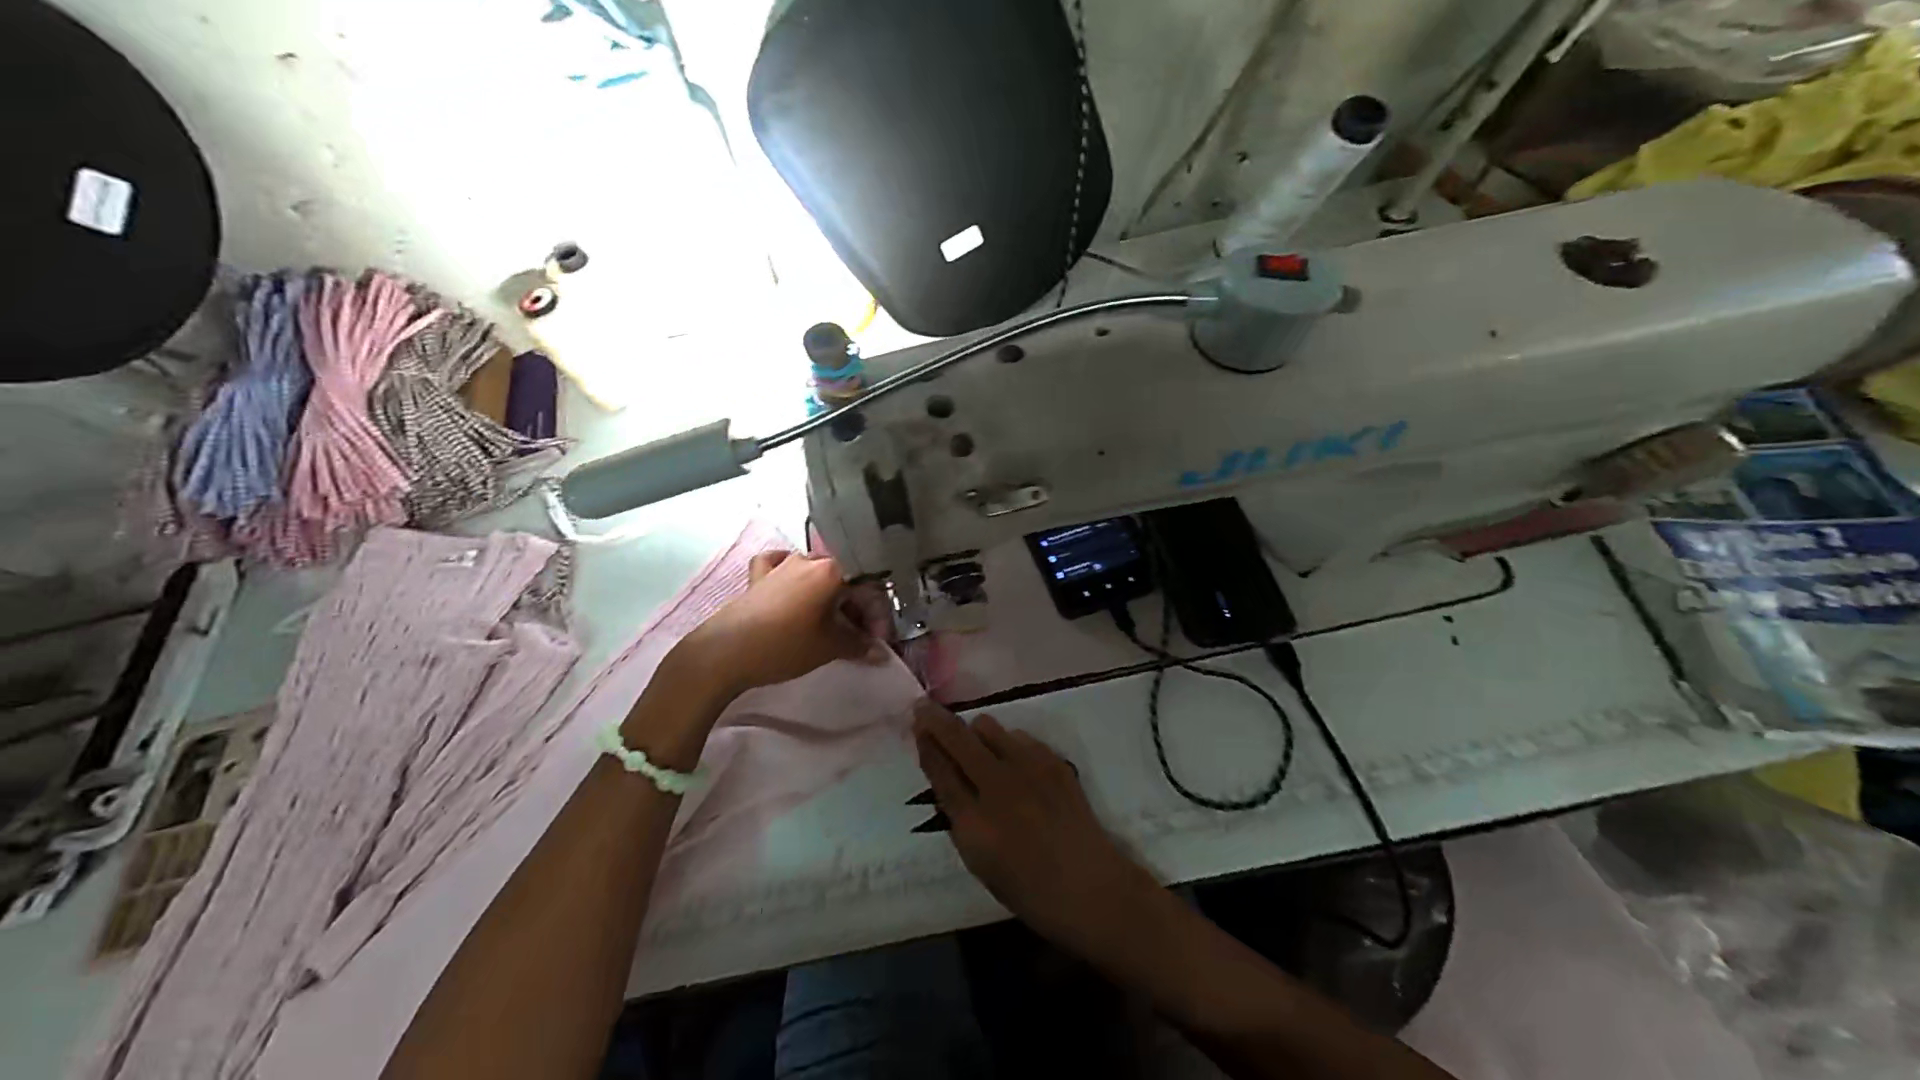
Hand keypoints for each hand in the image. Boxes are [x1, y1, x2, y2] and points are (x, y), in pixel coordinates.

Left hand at [670, 551, 874, 699]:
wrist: (725, 652)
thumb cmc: (785, 645)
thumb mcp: (829, 648)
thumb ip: (859, 645)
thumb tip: (880, 652)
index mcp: (833, 570)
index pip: (869, 589)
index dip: (879, 617)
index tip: (878, 642)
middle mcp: (809, 559)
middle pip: (845, 579)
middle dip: (857, 608)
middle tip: (860, 637)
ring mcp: (781, 565)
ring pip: (817, 573)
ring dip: (831, 595)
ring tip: (833, 622)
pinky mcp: (758, 576)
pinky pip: (780, 566)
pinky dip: (791, 574)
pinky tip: (791, 583)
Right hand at [913, 699, 1161, 953]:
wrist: (1091, 887)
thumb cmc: (1029, 889)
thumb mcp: (979, 862)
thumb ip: (958, 817)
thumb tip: (946, 779)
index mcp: (973, 821)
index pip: (939, 770)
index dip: (925, 744)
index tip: (916, 725)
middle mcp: (997, 786)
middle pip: (958, 738)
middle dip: (936, 719)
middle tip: (923, 707)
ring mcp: (1029, 769)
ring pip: (988, 727)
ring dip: (973, 731)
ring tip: (972, 742)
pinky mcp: (1053, 761)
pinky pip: (1018, 736)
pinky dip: (1006, 742)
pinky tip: (1010, 759)